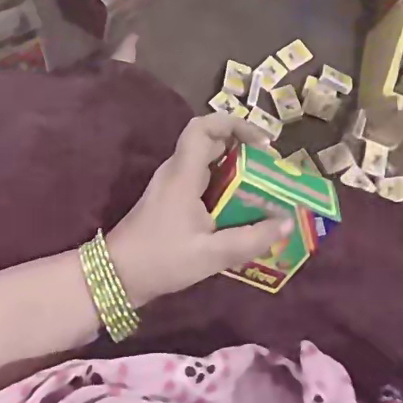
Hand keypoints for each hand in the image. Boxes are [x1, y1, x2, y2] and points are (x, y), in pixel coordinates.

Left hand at [106, 114, 296, 304]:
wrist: (116, 277)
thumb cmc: (160, 260)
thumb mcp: (211, 254)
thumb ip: (251, 239)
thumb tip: (287, 222)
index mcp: (183, 175)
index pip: (203, 127)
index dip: (235, 124)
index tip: (263, 144)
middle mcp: (175, 173)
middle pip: (209, 142)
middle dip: (242, 148)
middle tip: (270, 169)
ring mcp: (170, 187)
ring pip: (206, 163)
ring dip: (234, 170)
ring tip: (262, 189)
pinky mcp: (169, 202)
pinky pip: (201, 182)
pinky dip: (223, 187)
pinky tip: (240, 210)